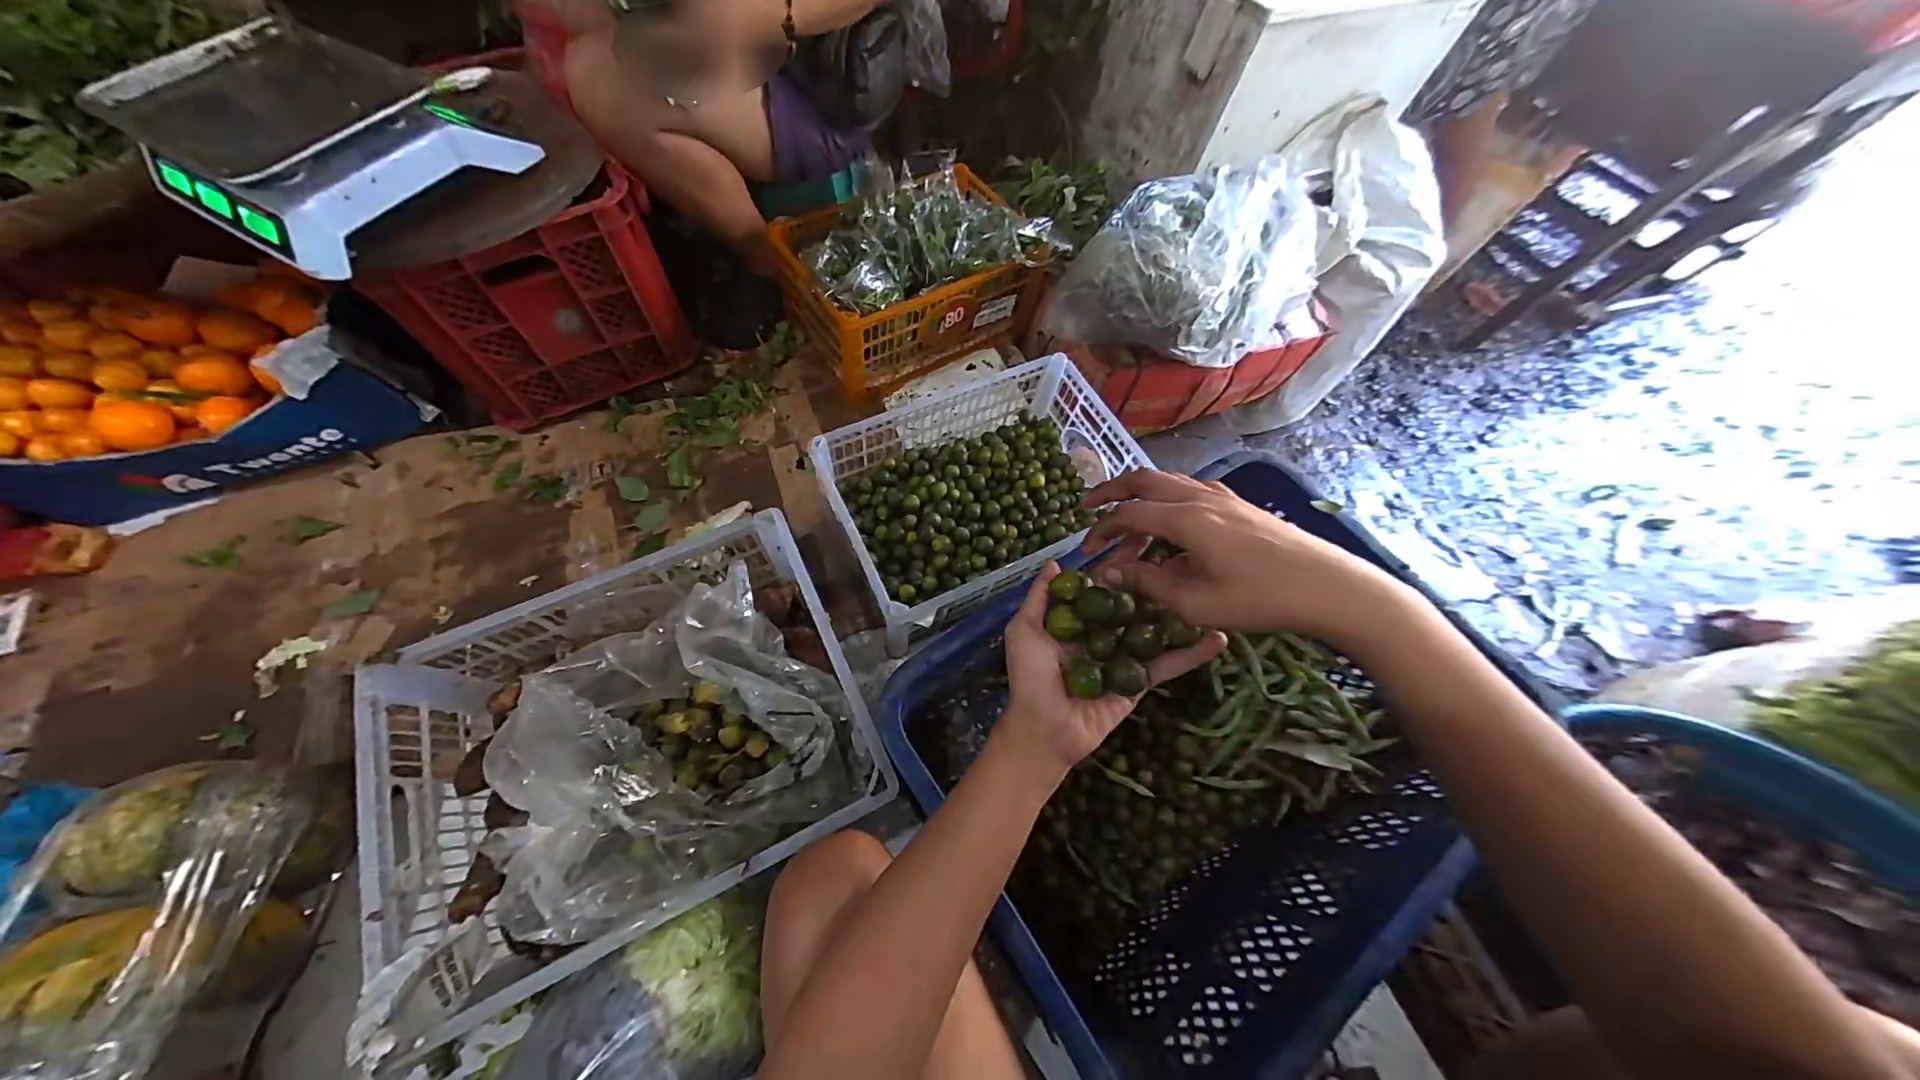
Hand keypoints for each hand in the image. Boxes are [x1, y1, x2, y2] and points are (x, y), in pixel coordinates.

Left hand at [997, 561, 1226, 778]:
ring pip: (1155, 631)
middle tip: (1182, 554)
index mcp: (1076, 622)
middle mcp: (1103, 636)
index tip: (1141, 540)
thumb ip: (1039, 598)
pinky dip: (1192, 654)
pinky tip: (1219, 638)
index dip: (1119, 565)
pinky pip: (1167, 665)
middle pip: (1133, 604)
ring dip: (1180, 612)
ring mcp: (1124, 658)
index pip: (1103, 588)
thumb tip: (1055, 562)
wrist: (1044, 728)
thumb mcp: (1025, 630)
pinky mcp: (1140, 682)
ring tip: (1209, 586)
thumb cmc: (1030, 677)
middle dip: (1154, 580)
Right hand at [1080, 470, 1417, 650]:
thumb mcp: (1196, 602)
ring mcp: (1224, 497)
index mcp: (1186, 519)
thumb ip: (1148, 583)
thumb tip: (1108, 572)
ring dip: (1141, 496)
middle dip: (1111, 491)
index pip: (1129, 513)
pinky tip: (1172, 526)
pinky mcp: (1240, 505)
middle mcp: (1201, 498)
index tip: (1086, 551)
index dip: (1101, 529)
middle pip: (1144, 479)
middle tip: (1088, 506)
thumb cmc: (1261, 599)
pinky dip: (1168, 501)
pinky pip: (1191, 491)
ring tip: (1126, 521)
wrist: (1331, 587)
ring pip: (1169, 482)